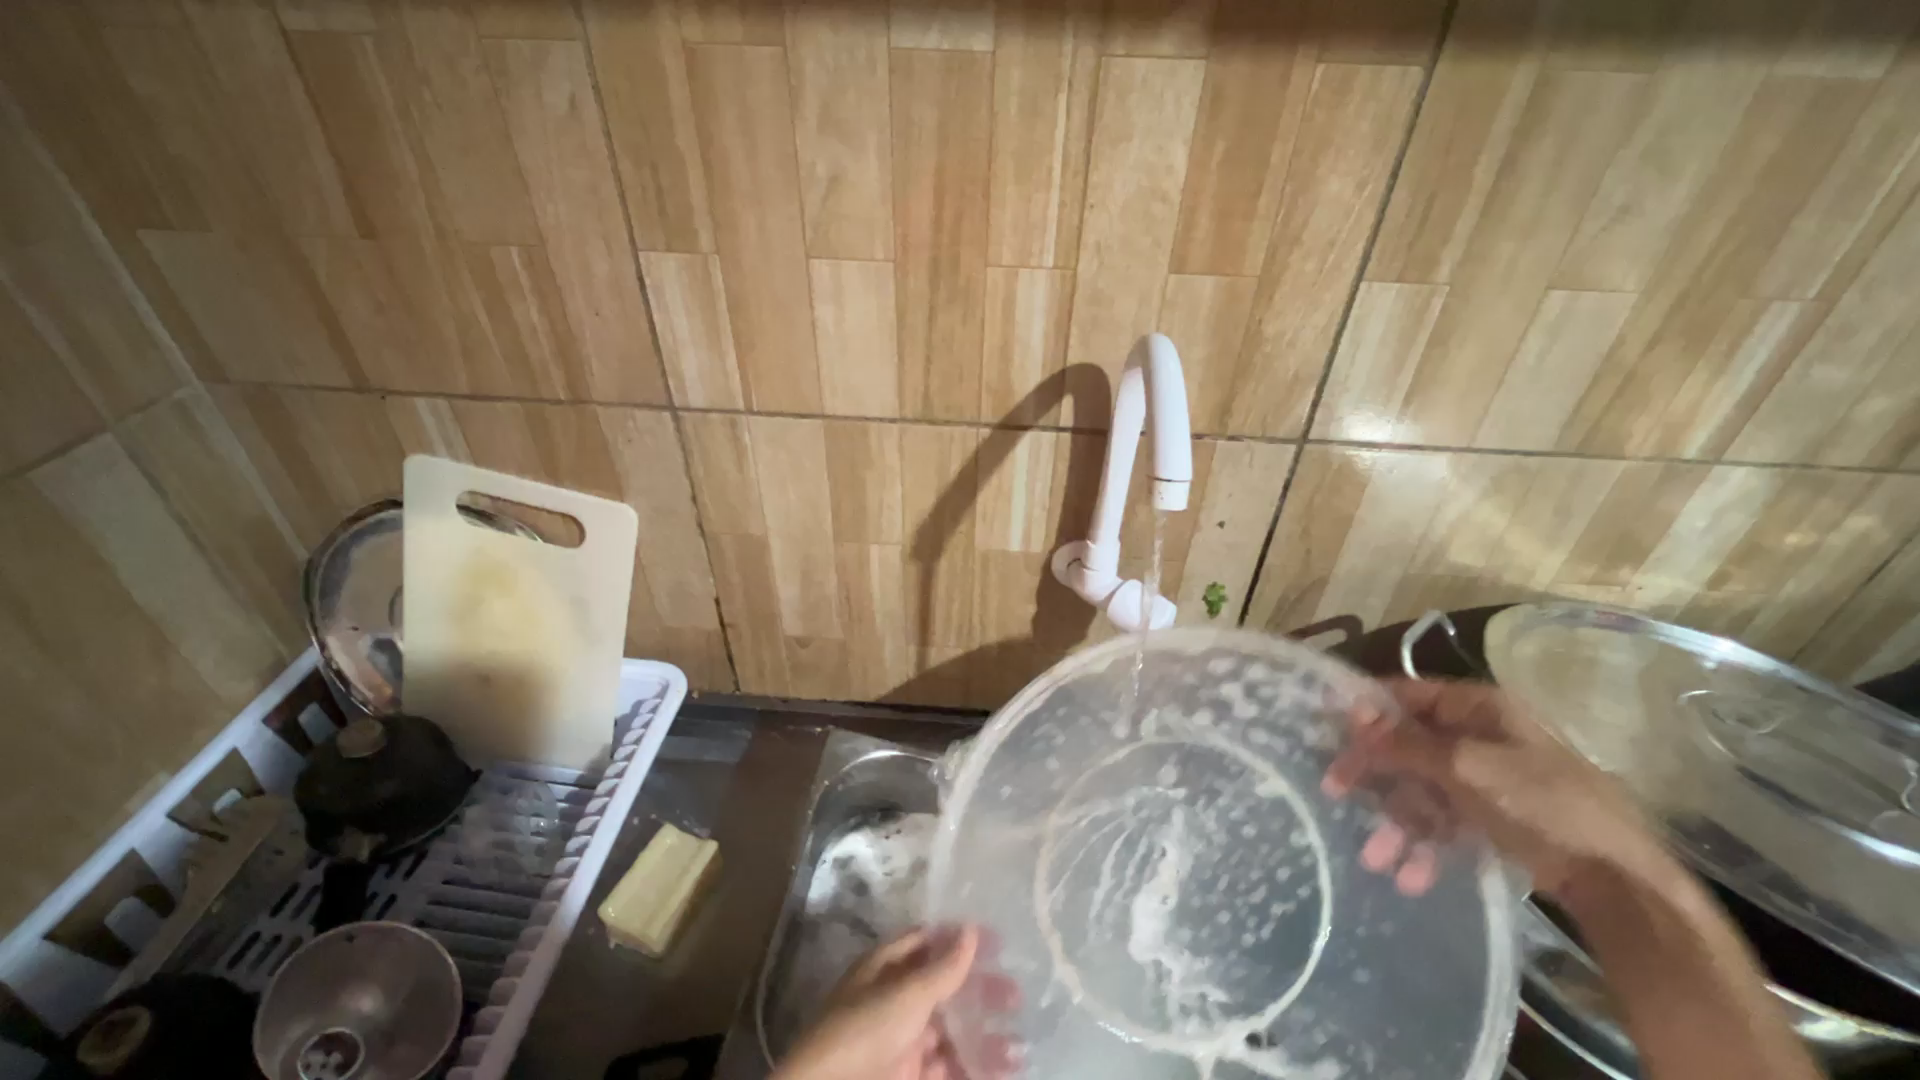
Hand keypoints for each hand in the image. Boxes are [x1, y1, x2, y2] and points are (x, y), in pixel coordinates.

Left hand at [774, 924, 1018, 1079]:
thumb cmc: (865, 1030)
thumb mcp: (906, 993)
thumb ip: (943, 966)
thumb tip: (972, 928)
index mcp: (884, 970)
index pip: (925, 943)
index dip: (958, 939)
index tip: (997, 940)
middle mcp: (895, 1002)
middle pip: (945, 989)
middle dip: (981, 991)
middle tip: (1017, 994)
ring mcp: (904, 1042)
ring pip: (953, 1032)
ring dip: (987, 1036)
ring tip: (1021, 1043)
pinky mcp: (913, 1076)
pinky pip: (952, 1067)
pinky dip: (979, 1066)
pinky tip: (1008, 1066)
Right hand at [1322, 678, 1667, 897]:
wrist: (1616, 878)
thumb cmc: (1542, 805)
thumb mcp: (1466, 767)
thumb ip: (1407, 744)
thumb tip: (1354, 717)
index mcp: (1480, 708)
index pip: (1409, 694)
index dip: (1368, 709)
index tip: (1329, 728)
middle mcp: (1480, 736)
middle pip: (1409, 746)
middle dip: (1376, 777)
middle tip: (1334, 793)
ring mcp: (1487, 779)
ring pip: (1423, 791)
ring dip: (1397, 824)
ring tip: (1376, 859)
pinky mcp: (1494, 818)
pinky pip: (1445, 823)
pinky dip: (1425, 847)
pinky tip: (1412, 877)